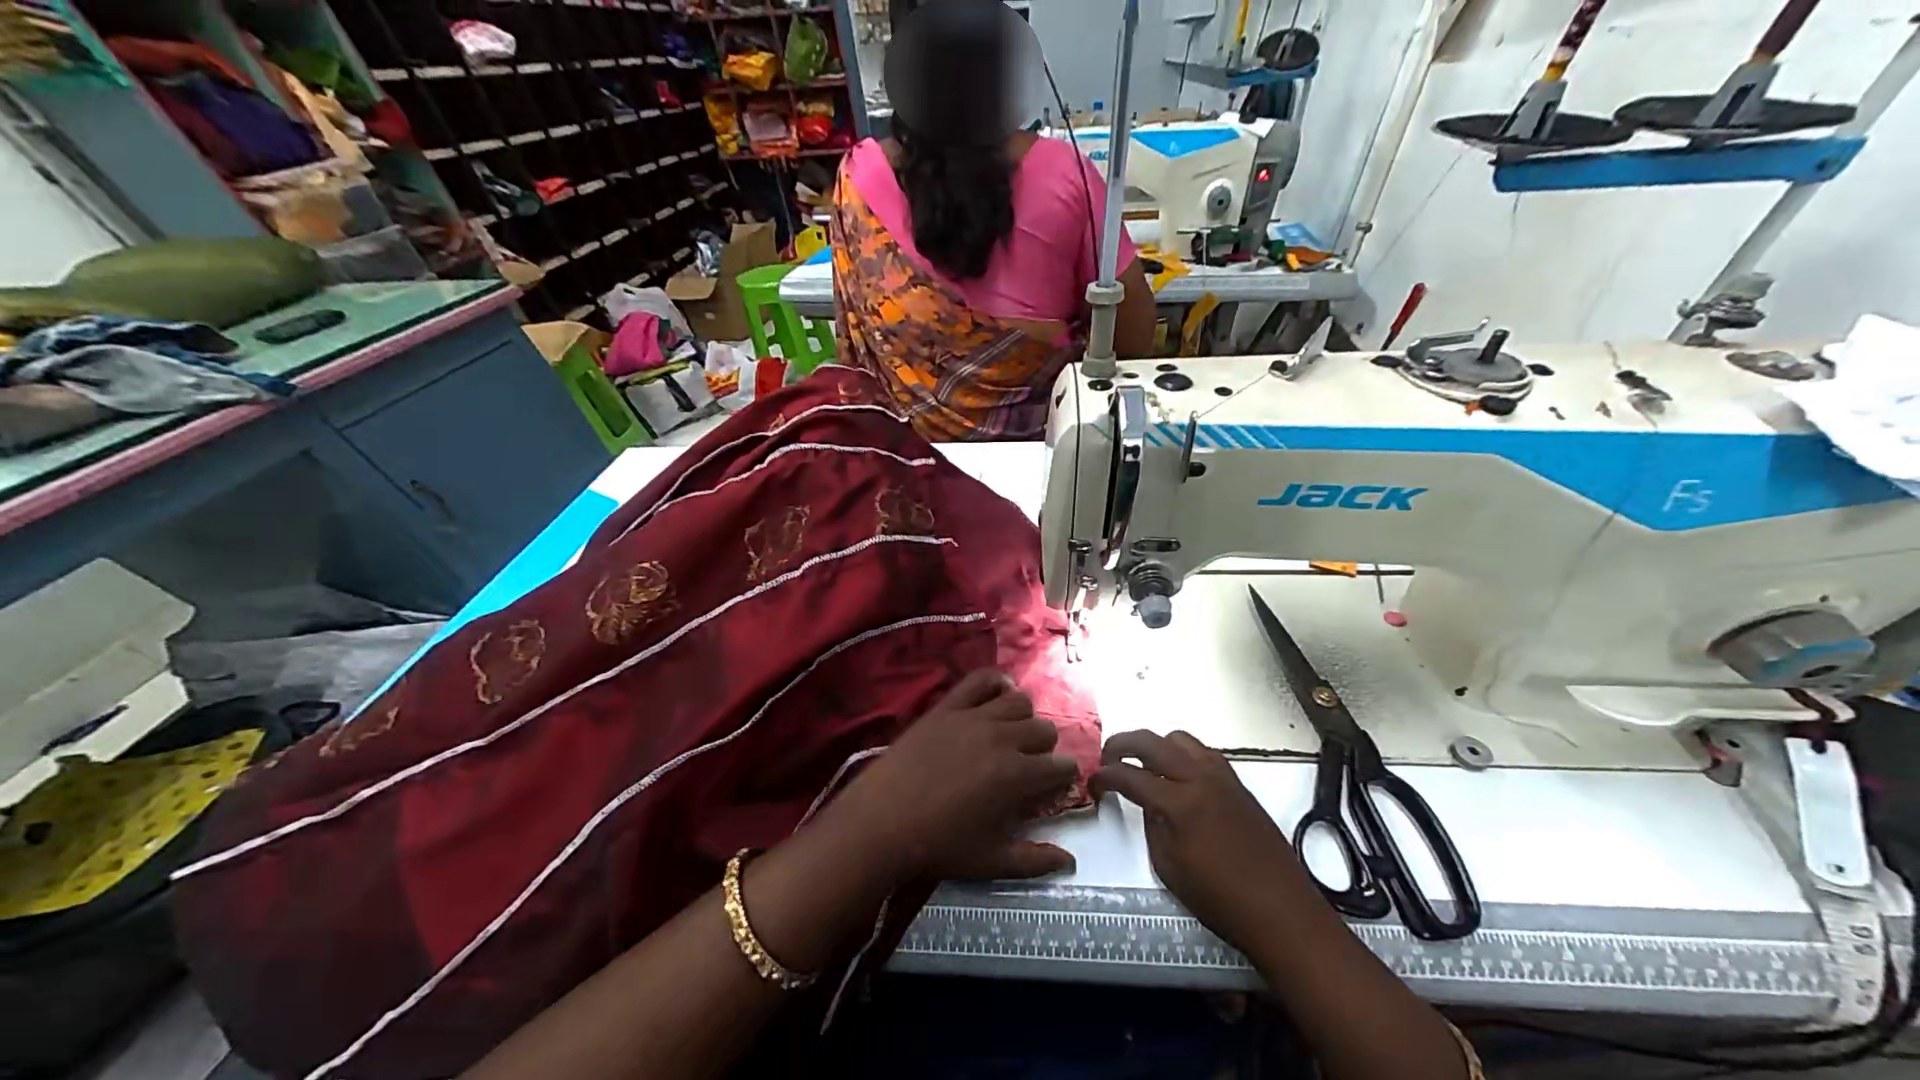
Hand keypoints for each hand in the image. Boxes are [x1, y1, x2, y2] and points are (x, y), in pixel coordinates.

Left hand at [823, 670, 1079, 883]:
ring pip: (1019, 701)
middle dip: (1045, 748)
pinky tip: (995, 698)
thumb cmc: (937, 846)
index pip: (1062, 765)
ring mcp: (973, 717)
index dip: (1063, 777)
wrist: (881, 822)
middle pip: (1044, 729)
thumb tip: (1070, 860)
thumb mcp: (990, 861)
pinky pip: (981, 679)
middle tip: (1028, 765)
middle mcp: (1002, 739)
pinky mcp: (947, 706)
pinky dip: (995, 683)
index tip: (1053, 787)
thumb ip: (1034, 860)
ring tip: (1010, 735)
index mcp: (1016, 776)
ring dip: (1023, 718)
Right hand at [1094, 730, 1315, 949]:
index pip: (1130, 776)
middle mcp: (1201, 778)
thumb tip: (1148, 804)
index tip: (1094, 782)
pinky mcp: (1239, 785)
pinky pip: (1203, 753)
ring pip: (1180, 739)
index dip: (1105, 776)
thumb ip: (1152, 826)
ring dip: (1156, 746)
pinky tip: (1178, 776)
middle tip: (1108, 758)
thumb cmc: (1221, 900)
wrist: (1282, 912)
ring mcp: (1224, 778)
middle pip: (1152, 741)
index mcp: (1180, 803)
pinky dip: (1182, 755)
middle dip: (1122, 744)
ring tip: (1144, 765)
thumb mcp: (1169, 867)